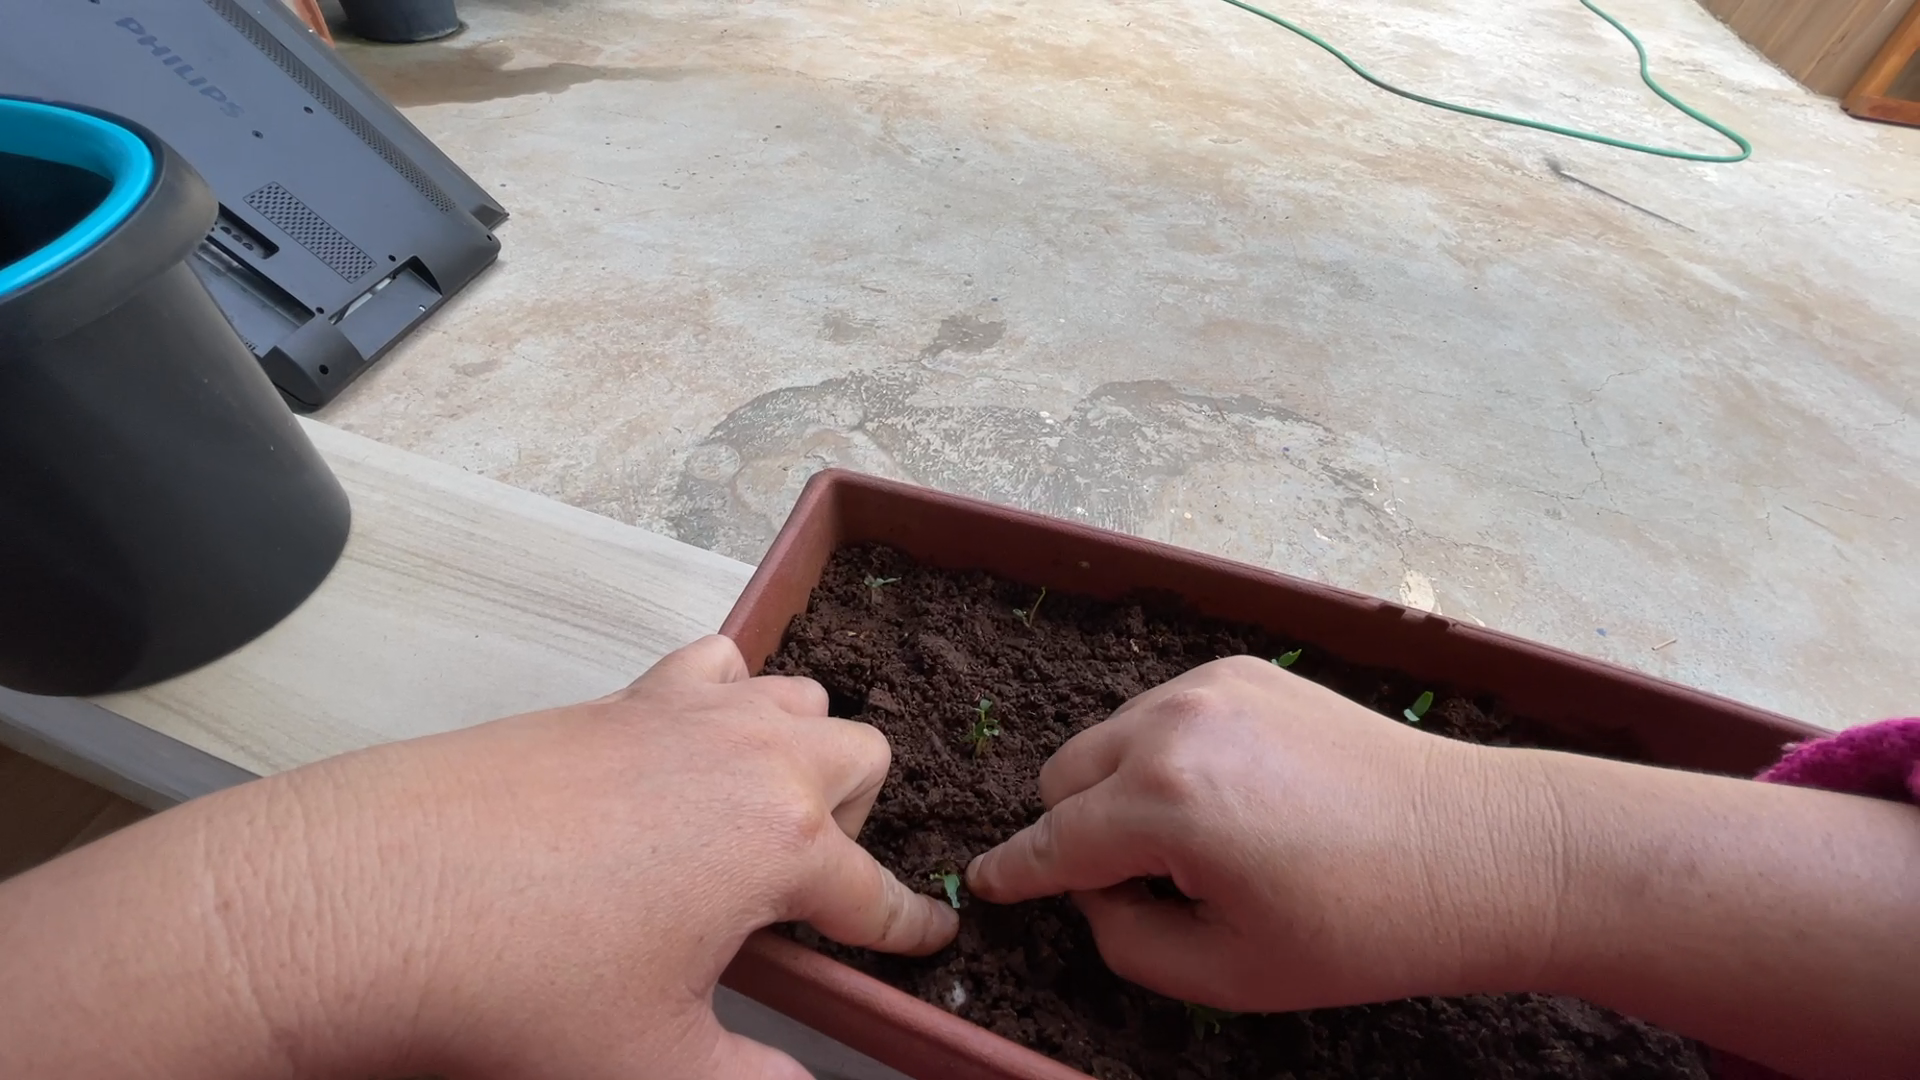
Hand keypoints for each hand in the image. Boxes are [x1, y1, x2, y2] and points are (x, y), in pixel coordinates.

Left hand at [0, 636, 956, 1079]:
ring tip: (751, 809)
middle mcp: (761, 757)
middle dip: (856, 819)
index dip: (912, 923)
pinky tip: (691, 742)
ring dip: (801, 751)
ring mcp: (700, 712)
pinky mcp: (639, 691)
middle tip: (796, 881)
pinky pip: (719, 664)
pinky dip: (729, 693)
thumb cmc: (525, 988)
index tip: (936, 930)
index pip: (877, 894)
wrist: (374, 892)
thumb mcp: (649, 1066)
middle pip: (864, 757)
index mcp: (783, 843)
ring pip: (802, 700)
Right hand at [964, 656, 1558, 1012]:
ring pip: (1107, 739)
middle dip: (1075, 828)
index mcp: (1165, 802)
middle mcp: (1169, 723)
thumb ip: (1127, 941)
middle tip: (1140, 875)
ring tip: (1198, 829)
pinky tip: (1233, 785)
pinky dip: (1165, 753)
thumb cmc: (1360, 927)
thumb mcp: (1230, 974)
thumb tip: (1092, 892)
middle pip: (1062, 775)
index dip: (1014, 869)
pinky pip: (1159, 713)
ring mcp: (1203, 684)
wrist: (1481, 845)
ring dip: (1119, 788)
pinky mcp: (1234, 668)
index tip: (985, 879)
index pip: (1055, 841)